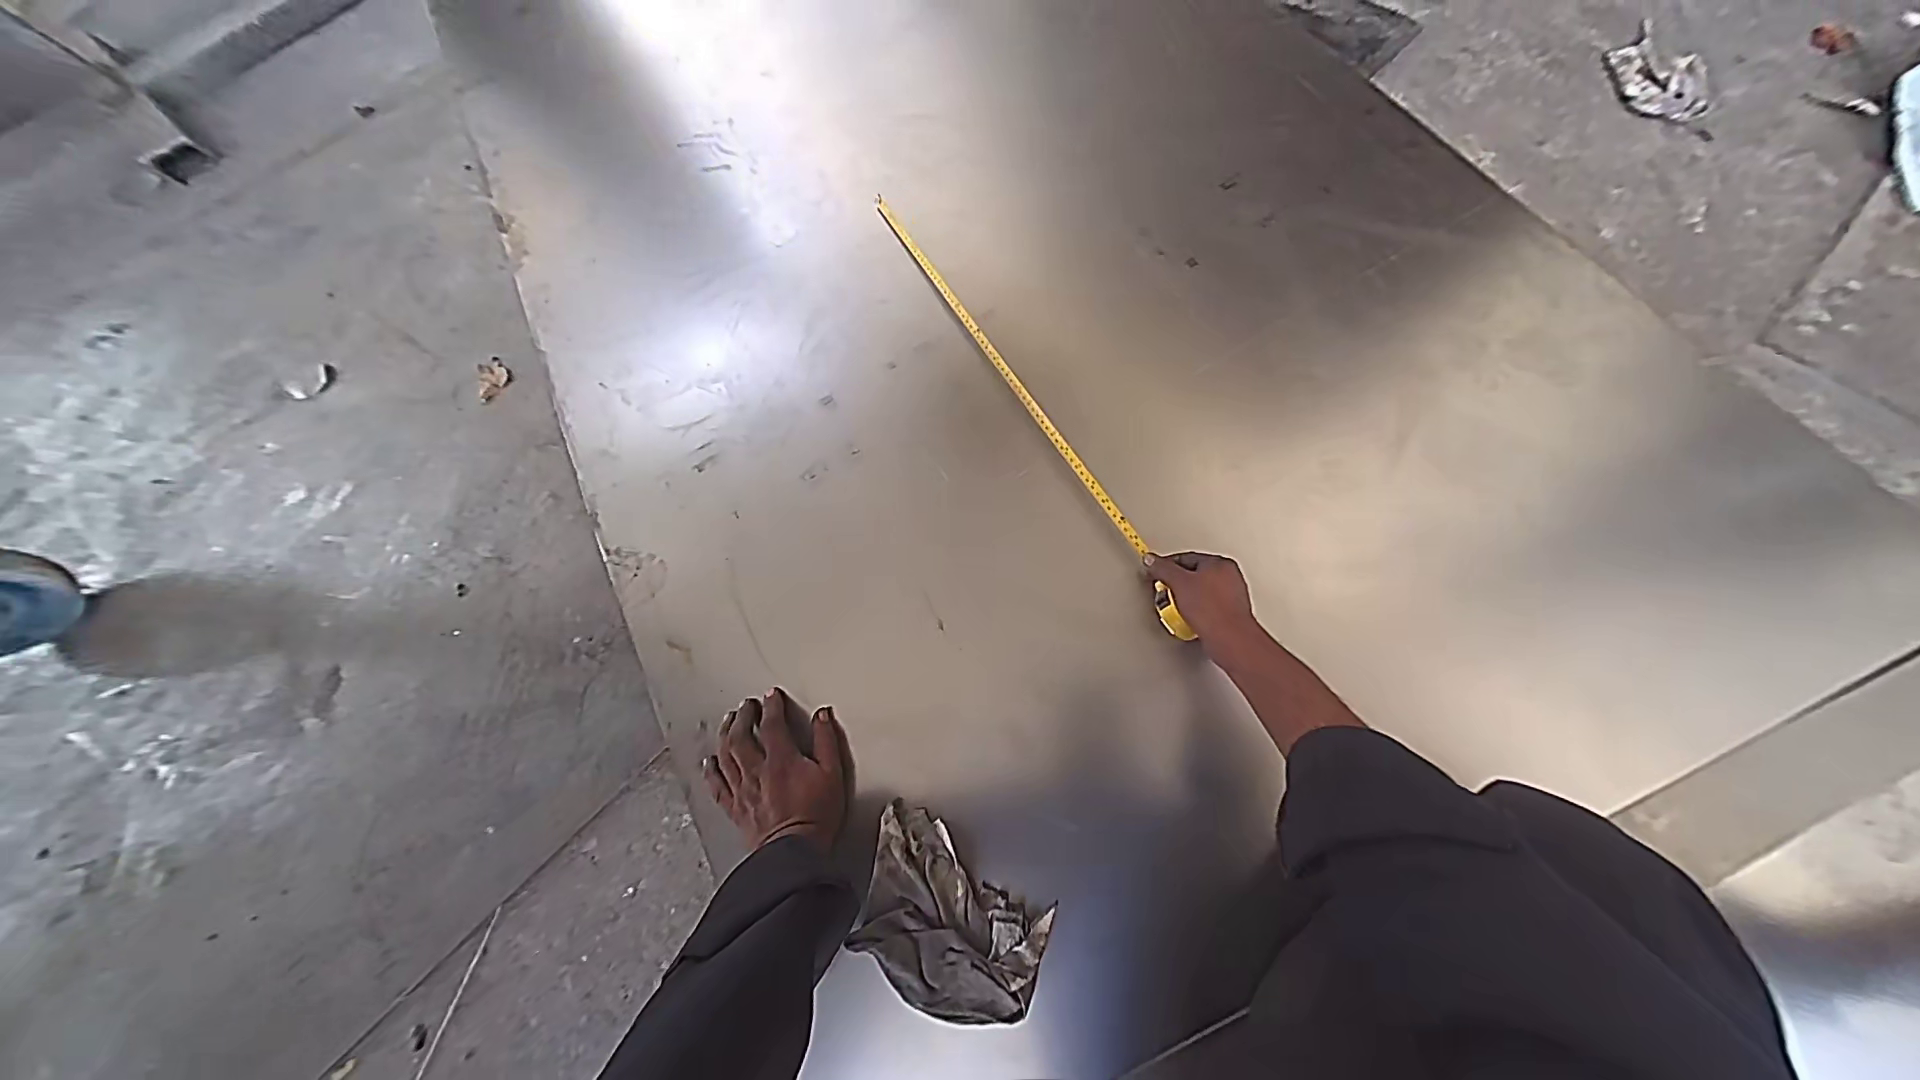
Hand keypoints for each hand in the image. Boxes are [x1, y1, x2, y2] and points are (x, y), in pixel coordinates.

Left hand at [704, 688, 848, 852]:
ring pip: (725, 755)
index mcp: (782, 760)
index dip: (771, 706)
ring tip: (728, 722)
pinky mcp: (736, 809)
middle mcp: (757, 771)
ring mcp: (743, 790)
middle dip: (743, 715)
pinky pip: (717, 785)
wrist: (796, 853)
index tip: (772, 696)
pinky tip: (710, 762)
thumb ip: (827, 741)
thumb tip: (822, 717)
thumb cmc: (817, 816)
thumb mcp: (833, 774)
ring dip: (725, 734)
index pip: (772, 723)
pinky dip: (711, 770)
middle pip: (741, 735)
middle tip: (747, 705)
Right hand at [1144, 551, 1260, 649]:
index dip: (1166, 565)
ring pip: (1199, 593)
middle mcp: (1229, 577)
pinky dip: (1195, 612)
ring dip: (1184, 600)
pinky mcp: (1228, 614)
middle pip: (1193, 575)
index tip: (1154, 572)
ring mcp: (1231, 596)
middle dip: (1176, 584)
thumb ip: (1162, 568)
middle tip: (1166, 592)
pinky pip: (1205, 608)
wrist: (1228, 639)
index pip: (1186, 557)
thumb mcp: (1178, 583)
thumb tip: (1151, 561)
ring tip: (1178, 609)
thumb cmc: (1212, 610)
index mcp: (1220, 563)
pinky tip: (1188, 620)